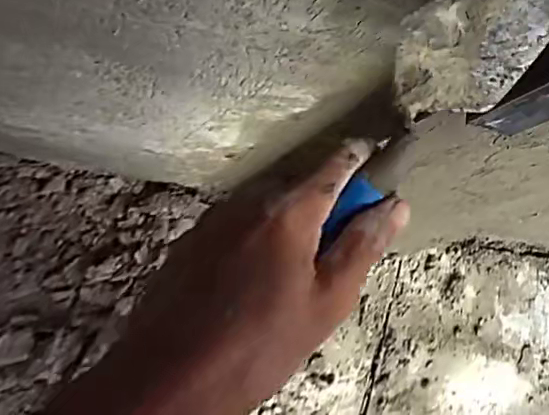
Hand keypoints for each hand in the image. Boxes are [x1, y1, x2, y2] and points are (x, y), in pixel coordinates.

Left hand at [45, 142, 411, 414]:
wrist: (153, 395)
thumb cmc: (252, 348)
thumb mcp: (327, 301)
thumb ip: (365, 245)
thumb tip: (395, 205)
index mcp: (292, 209)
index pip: (340, 161)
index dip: (364, 157)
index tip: (378, 162)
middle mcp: (252, 202)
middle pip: (305, 182)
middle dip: (327, 200)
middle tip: (337, 240)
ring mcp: (213, 223)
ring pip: (270, 203)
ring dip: (291, 217)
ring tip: (295, 264)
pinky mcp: (186, 248)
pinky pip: (239, 224)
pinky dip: (258, 235)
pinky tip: (255, 277)